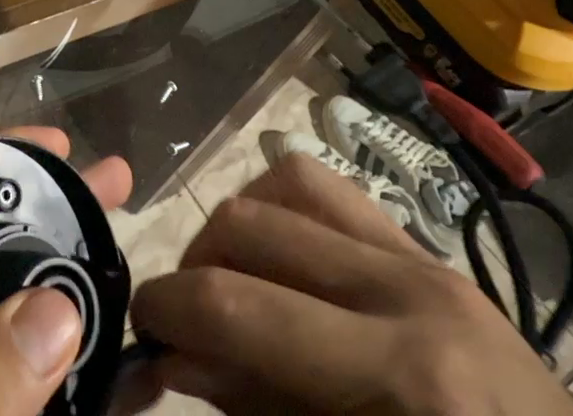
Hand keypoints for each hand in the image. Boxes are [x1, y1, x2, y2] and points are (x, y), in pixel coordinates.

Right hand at [131, 153, 572, 415]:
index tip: (142, 336)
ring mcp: (426, 260)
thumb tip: (168, 357)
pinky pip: (335, 192)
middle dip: (190, 267)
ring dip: (237, 226)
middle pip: (247, 223)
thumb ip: (247, 405)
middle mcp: (409, 291)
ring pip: (287, 180)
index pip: (232, 304)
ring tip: (232, 279)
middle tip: (186, 322)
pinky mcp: (430, 253)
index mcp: (400, 372)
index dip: (162, 311)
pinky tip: (279, 261)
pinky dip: (284, 209)